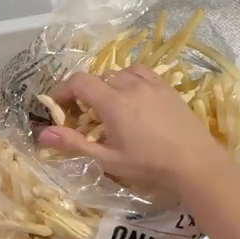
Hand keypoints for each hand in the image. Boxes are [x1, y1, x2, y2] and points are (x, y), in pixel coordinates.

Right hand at [38, 67, 235, 196]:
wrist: (196, 163)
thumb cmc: (148, 165)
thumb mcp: (107, 159)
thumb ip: (74, 144)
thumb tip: (43, 134)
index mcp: (113, 103)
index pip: (79, 81)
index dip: (63, 91)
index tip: (59, 108)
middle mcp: (131, 86)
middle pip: (98, 77)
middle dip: (84, 93)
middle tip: (83, 116)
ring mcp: (152, 84)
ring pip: (119, 73)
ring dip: (107, 85)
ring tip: (108, 106)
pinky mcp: (167, 88)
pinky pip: (141, 73)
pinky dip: (129, 80)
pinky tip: (132, 98)